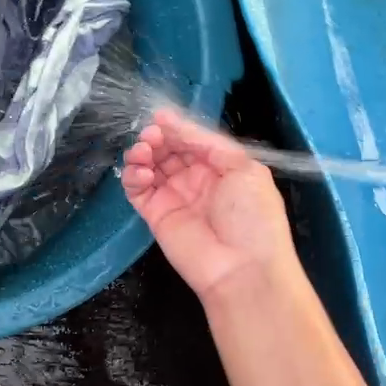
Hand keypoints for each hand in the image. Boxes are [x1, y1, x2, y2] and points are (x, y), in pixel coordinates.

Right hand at [123, 107, 295, 299]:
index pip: (191, 140)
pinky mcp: (154, 214)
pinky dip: (133, 176)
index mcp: (219, 168)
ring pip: (149, 165)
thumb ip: (208, 143)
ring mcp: (172, 197)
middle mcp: (195, 179)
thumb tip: (174, 123)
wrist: (242, 269)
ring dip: (142, 153)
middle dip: (156, 138)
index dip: (175, 128)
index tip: (159, 117)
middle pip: (167, 150)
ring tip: (143, 153)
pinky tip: (142, 174)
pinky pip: (136, 189)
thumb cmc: (252, 217)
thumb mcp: (244, 169)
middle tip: (151, 136)